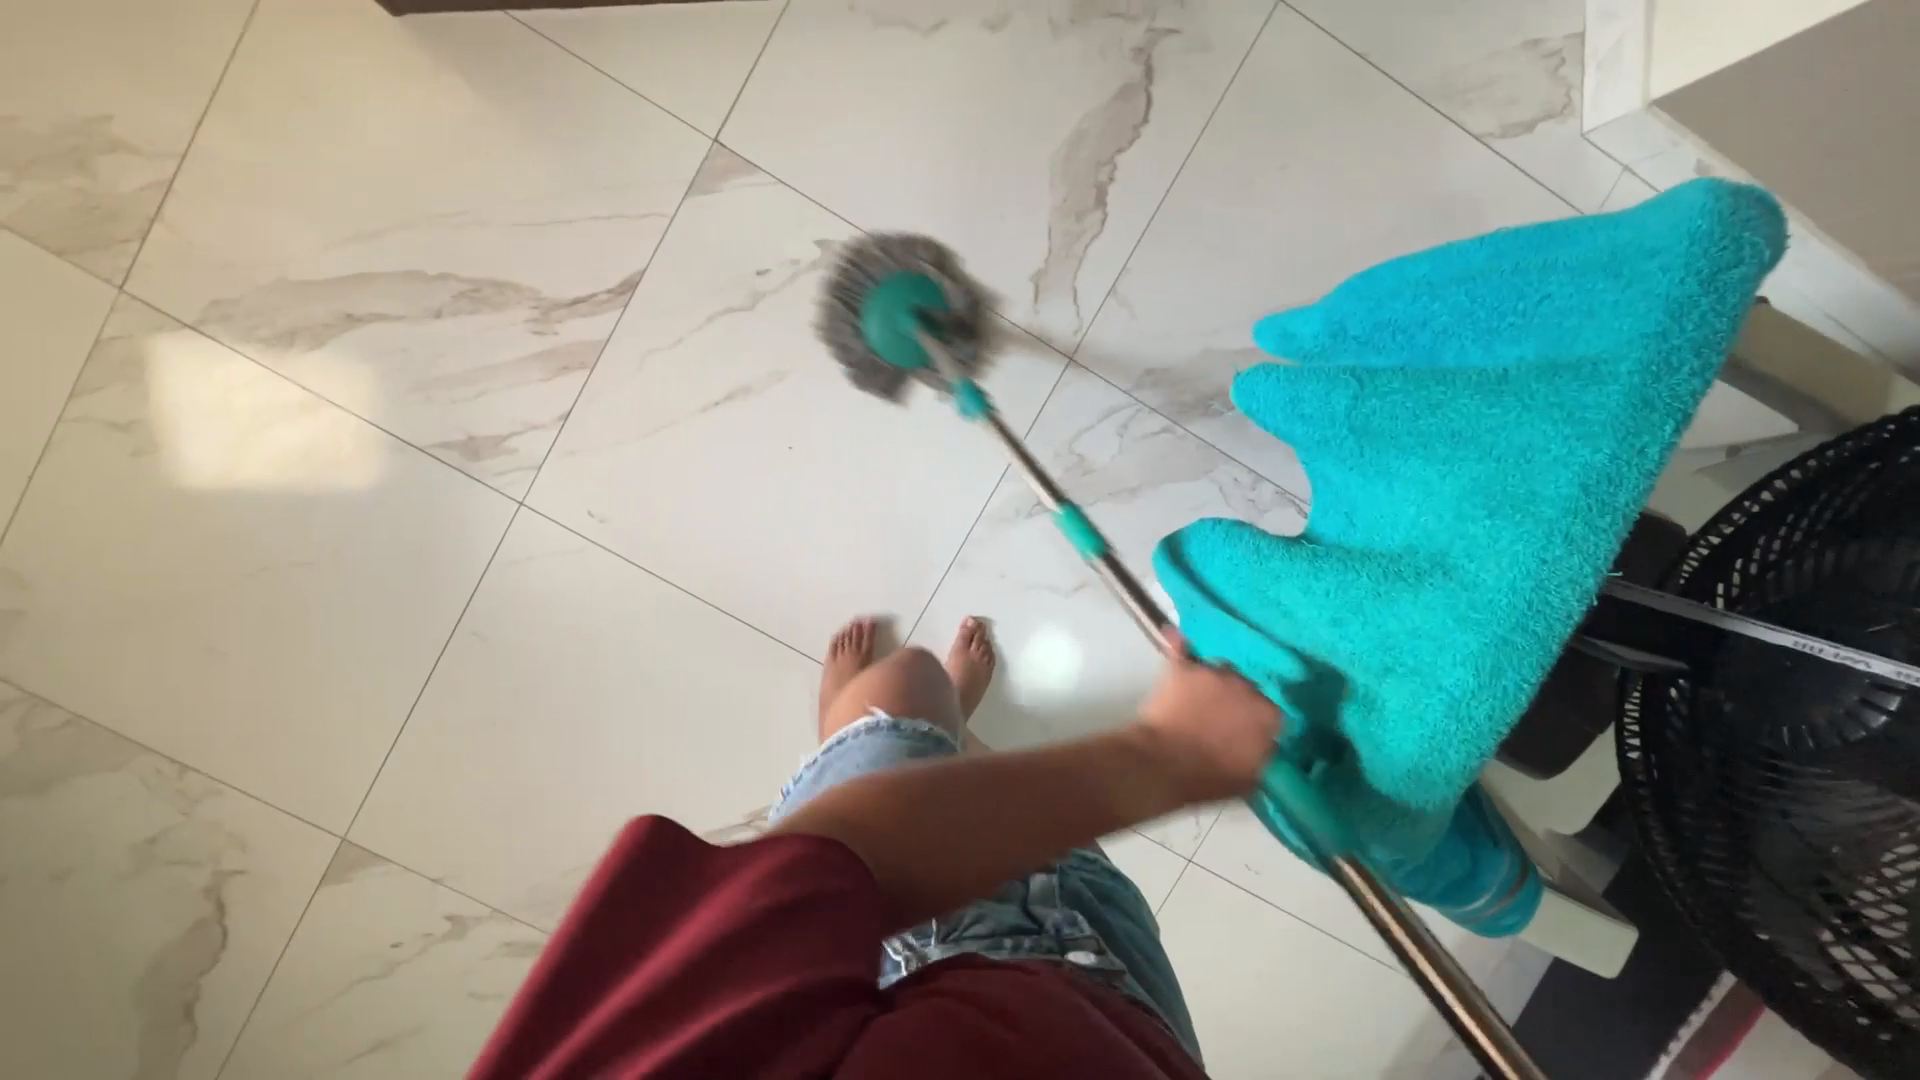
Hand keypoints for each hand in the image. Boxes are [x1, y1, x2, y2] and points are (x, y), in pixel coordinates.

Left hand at [1135, 630, 1280, 803]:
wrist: (1164, 764)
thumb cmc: (1208, 777)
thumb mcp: (1250, 777)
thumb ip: (1263, 753)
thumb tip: (1265, 742)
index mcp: (1269, 715)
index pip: (1275, 709)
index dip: (1261, 717)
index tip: (1252, 725)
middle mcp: (1247, 686)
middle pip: (1248, 684)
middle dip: (1240, 695)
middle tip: (1225, 710)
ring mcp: (1214, 673)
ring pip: (1221, 667)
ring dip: (1215, 677)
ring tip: (1204, 688)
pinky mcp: (1184, 669)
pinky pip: (1182, 649)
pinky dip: (1180, 642)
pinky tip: (1177, 633)